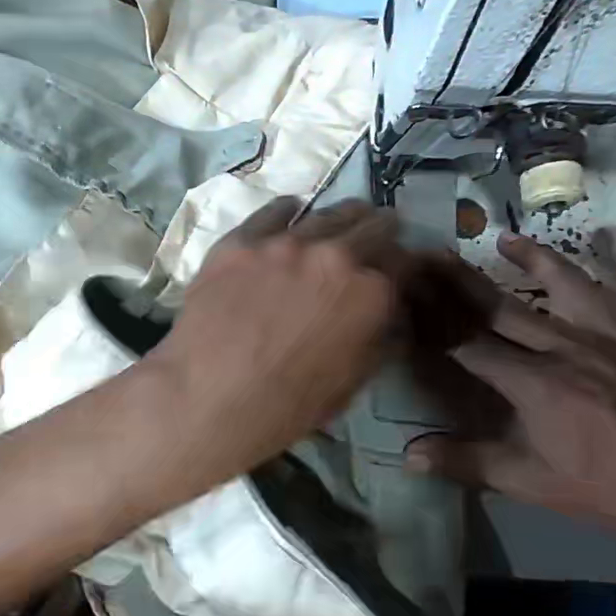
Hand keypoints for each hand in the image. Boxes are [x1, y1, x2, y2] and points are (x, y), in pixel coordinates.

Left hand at [140, 197, 402, 475]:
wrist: (211, 397)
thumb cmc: (288, 404)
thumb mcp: (351, 382)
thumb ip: (377, 341)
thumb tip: (388, 321)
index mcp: (371, 294)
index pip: (404, 262)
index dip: (405, 265)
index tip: (398, 267)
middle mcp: (335, 256)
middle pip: (372, 226)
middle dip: (382, 230)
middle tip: (380, 231)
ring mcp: (285, 243)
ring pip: (327, 213)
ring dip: (343, 216)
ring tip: (344, 217)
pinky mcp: (241, 240)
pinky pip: (273, 211)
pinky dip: (288, 211)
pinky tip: (290, 212)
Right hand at [407, 230, 615, 551]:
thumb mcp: (534, 484)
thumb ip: (468, 463)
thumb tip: (407, 456)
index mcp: (533, 383)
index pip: (466, 341)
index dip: (430, 315)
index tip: (405, 289)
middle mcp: (567, 346)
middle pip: (502, 305)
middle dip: (460, 279)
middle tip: (431, 252)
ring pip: (568, 284)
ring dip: (534, 258)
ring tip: (508, 239)